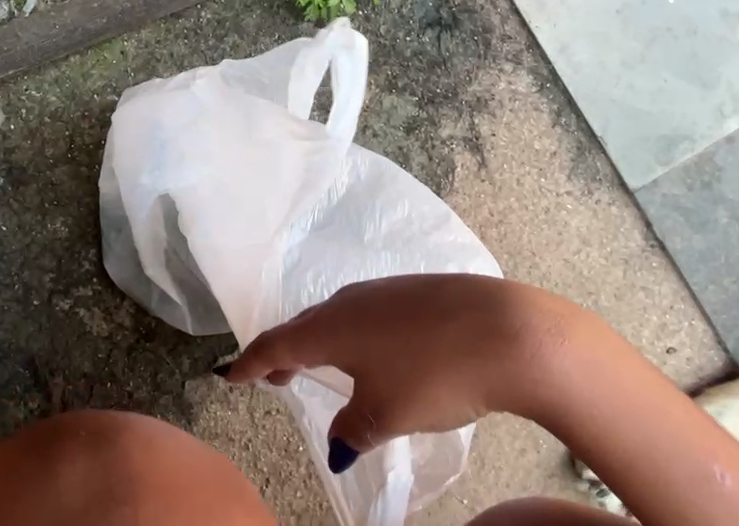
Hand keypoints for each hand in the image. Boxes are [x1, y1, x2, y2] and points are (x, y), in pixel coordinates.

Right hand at [219, 275, 592, 465]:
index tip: (230, 374)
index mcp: (327, 329)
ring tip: (322, 366)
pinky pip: (365, 313)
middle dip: (284, 352)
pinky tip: (375, 352)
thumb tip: (336, 446)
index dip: (250, 362)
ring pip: (335, 317)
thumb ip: (352, 429)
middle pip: (302, 327)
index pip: (275, 345)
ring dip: (320, 342)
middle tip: (274, 376)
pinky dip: (352, 334)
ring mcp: (380, 291)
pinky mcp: (412, 291)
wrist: (507, 332)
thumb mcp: (387, 413)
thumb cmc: (433, 374)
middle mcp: (345, 302)